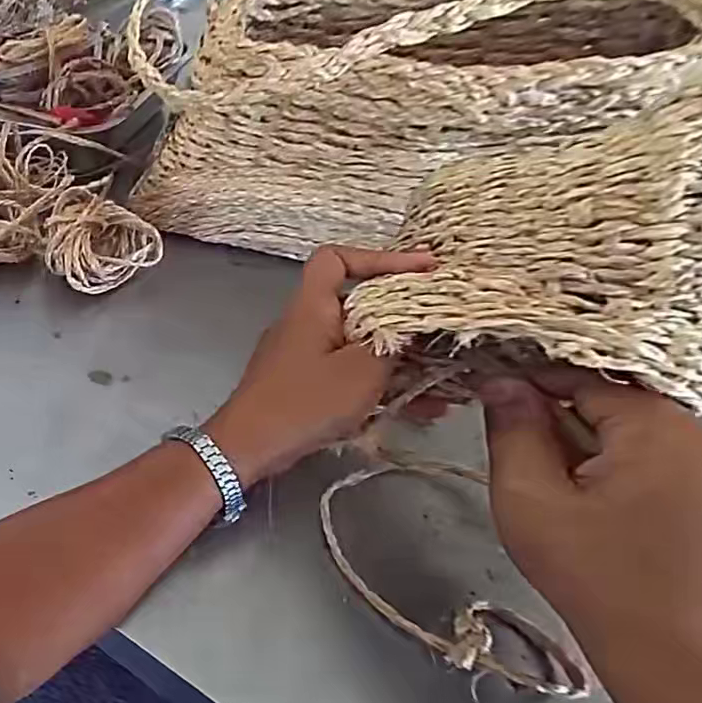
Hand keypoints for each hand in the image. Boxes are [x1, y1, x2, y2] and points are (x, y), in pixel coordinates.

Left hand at [204, 245, 436, 483]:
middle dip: (408, 317)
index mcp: (310, 308)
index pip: (335, 259)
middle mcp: (303, 324)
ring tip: (450, 381)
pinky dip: (384, 384)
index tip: (425, 270)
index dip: (380, 257)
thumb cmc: (304, 401)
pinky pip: (351, 372)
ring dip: (404, 360)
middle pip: (359, 303)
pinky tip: (424, 408)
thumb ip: (395, 342)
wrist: (249, 445)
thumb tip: (420, 322)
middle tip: (452, 330)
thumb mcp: (362, 370)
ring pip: (361, 344)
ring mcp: (302, 354)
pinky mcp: (305, 382)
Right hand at [479, 370, 701, 670]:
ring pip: (658, 438)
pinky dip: (647, 474)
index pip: (593, 383)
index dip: (537, 387)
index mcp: (679, 440)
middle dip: (575, 430)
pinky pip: (691, 463)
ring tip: (580, 499)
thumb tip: (502, 383)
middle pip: (630, 412)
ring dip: (611, 453)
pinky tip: (623, 513)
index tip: (496, 400)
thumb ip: (513, 431)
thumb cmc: (598, 579)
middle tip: (537, 470)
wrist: (691, 665)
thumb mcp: (529, 499)